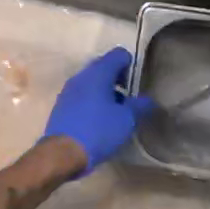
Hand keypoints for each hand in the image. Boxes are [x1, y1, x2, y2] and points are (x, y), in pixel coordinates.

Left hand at [42, 47, 154, 177]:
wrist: (62, 153)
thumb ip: (140, 106)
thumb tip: (148, 100)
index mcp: (98, 73)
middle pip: (103, 67)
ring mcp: (68, 91)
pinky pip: (81, 96)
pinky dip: (92, 102)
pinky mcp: (61, 106)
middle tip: (129, 99)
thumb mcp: (126, 119)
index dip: (131, 65)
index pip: (118, 55)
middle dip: (118, 79)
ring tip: (115, 112)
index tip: (137, 84)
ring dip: (104, 92)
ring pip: (91, 82)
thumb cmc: (98, 131)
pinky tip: (99, 121)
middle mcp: (81, 76)